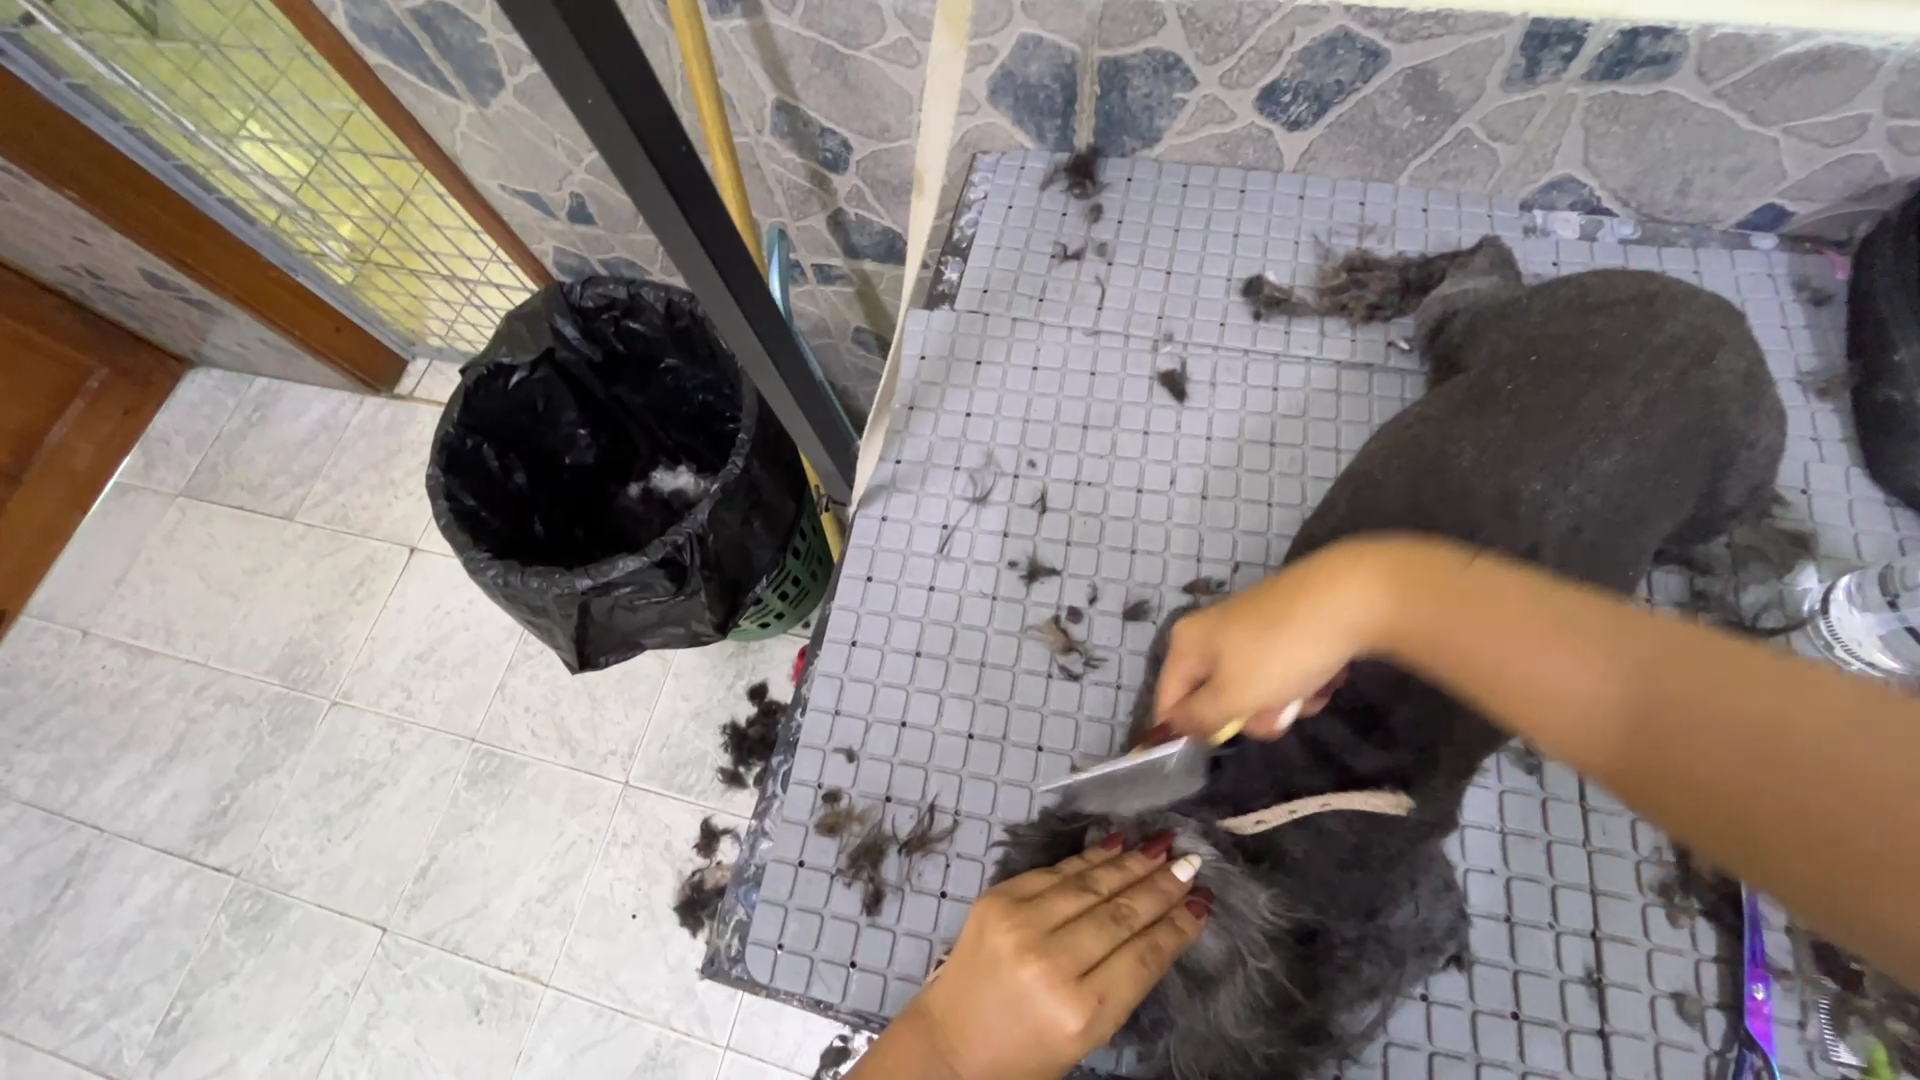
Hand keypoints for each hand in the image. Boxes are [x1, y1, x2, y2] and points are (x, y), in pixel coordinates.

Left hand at [856, 834, 1210, 1079]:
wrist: (951, 1041)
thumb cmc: (1026, 1052)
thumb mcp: (1086, 1034)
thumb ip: (1121, 982)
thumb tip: (1162, 925)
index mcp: (1079, 1012)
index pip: (1143, 957)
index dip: (1177, 925)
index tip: (1203, 901)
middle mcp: (1051, 962)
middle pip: (1121, 914)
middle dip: (1162, 886)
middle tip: (1192, 862)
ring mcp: (1020, 923)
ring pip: (1091, 885)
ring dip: (1131, 863)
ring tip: (1162, 846)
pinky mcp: (999, 898)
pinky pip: (1056, 872)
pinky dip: (1090, 858)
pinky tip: (1116, 845)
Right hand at [1154, 540, 1395, 739]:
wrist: (1348, 598)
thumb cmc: (1280, 651)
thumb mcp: (1233, 695)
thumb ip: (1199, 717)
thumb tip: (1172, 727)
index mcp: (1187, 644)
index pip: (1169, 702)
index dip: (1189, 730)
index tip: (1223, 744)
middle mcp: (1211, 633)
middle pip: (1217, 698)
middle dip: (1251, 715)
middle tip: (1280, 715)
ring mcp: (1248, 630)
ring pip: (1254, 689)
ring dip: (1283, 703)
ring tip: (1310, 693)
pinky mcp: (1282, 629)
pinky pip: (1280, 671)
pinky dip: (1300, 682)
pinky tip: (1324, 678)